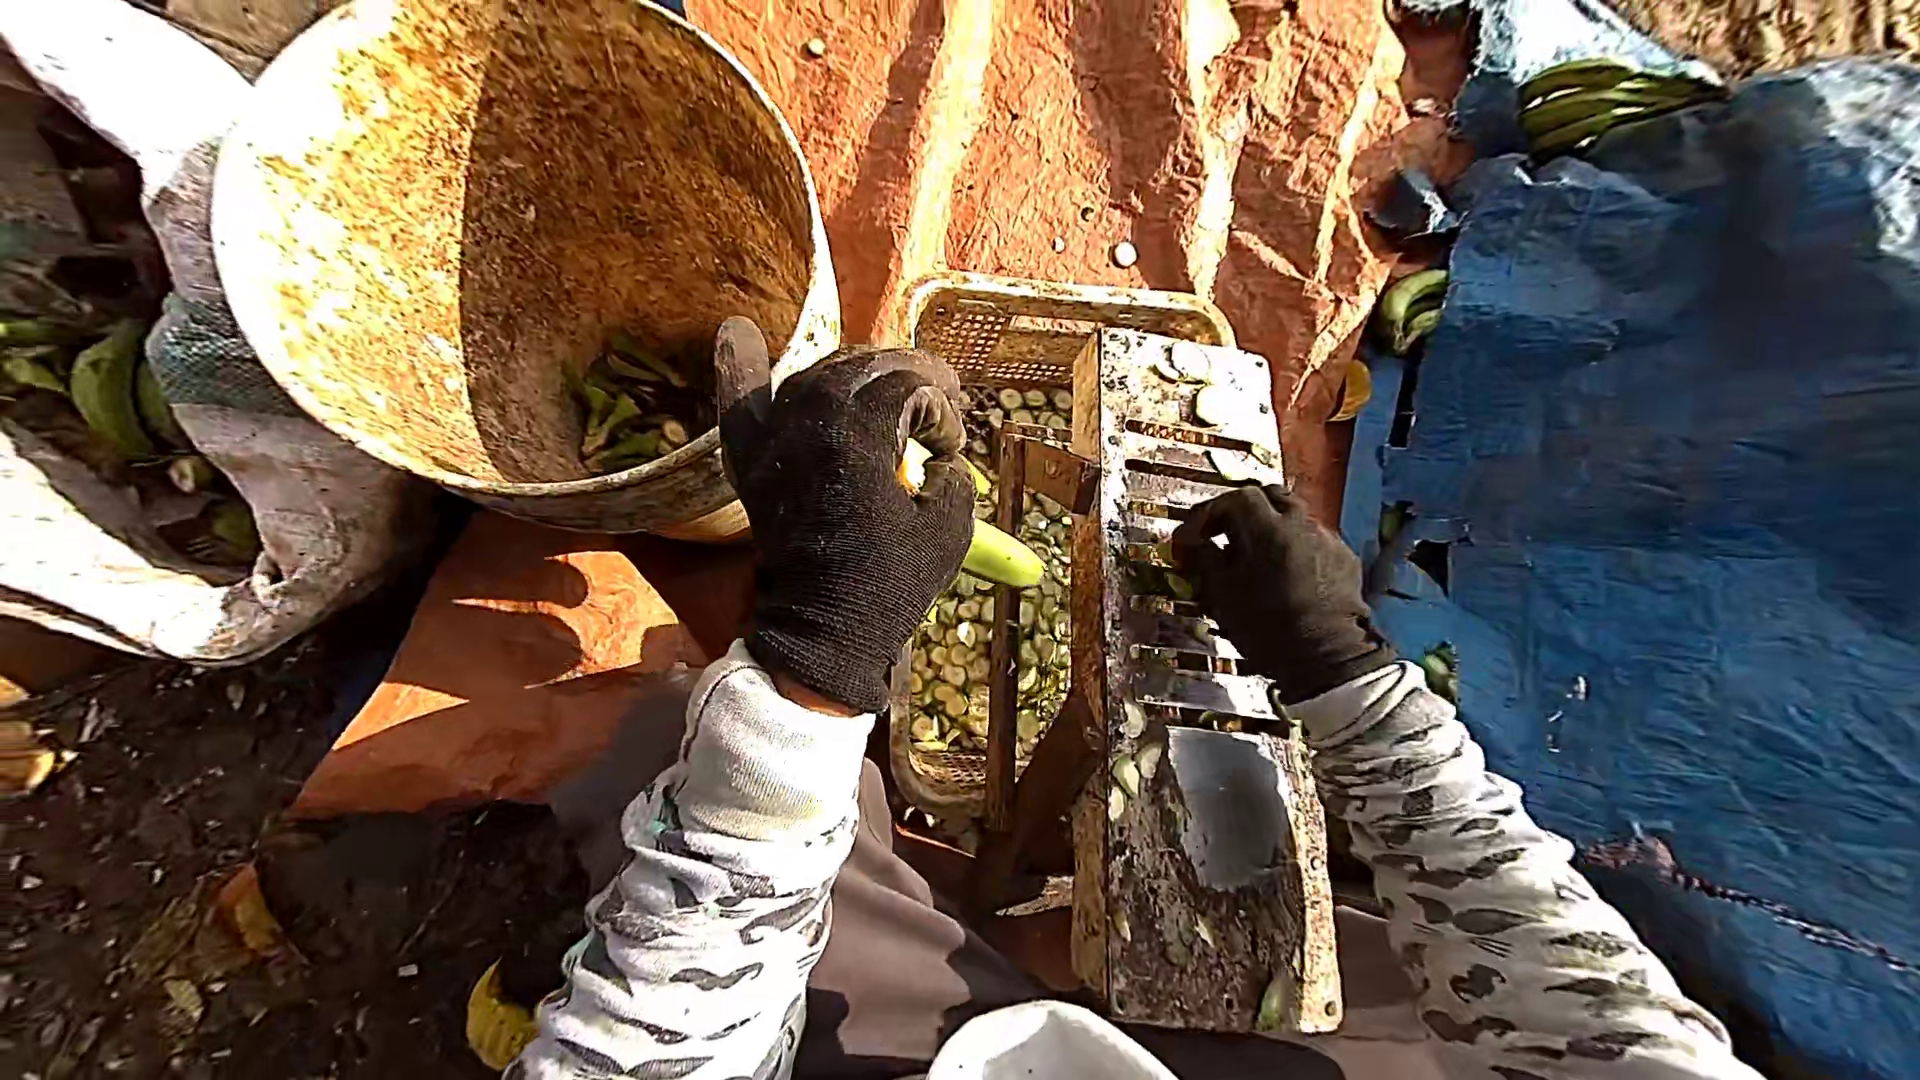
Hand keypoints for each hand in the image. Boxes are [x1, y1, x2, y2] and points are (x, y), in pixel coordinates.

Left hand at [713, 317, 973, 713]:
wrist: (823, 630)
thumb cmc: (889, 584)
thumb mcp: (948, 529)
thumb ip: (953, 477)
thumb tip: (941, 458)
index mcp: (857, 439)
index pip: (907, 389)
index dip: (940, 411)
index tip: (952, 447)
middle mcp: (808, 426)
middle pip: (861, 368)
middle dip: (909, 373)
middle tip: (937, 396)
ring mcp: (775, 443)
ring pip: (812, 375)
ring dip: (856, 370)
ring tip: (886, 380)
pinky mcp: (755, 466)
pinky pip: (742, 406)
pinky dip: (739, 369)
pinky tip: (738, 331)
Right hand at [1171, 485, 1395, 702]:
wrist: (1325, 658)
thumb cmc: (1265, 626)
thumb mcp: (1222, 593)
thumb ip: (1205, 558)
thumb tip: (1189, 541)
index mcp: (1269, 530)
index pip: (1237, 497)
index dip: (1211, 511)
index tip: (1196, 533)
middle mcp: (1302, 525)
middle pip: (1270, 496)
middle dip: (1243, 509)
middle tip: (1224, 532)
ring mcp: (1328, 541)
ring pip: (1294, 517)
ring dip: (1270, 527)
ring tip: (1255, 554)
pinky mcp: (1344, 559)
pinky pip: (1313, 540)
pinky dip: (1293, 546)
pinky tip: (1285, 571)